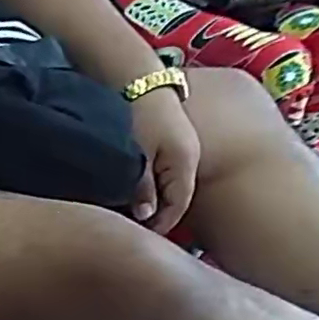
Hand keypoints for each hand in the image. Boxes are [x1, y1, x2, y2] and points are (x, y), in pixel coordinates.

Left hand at [129, 87, 200, 234]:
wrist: (137, 80)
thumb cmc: (137, 115)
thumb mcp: (137, 156)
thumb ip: (142, 187)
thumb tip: (146, 215)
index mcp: (184, 161)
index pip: (178, 204)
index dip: (162, 225)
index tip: (143, 239)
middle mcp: (188, 156)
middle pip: (175, 197)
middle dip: (157, 217)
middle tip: (135, 233)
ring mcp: (180, 148)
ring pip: (168, 185)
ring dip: (152, 202)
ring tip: (131, 218)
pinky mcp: (168, 142)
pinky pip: (162, 173)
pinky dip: (149, 187)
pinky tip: (132, 195)